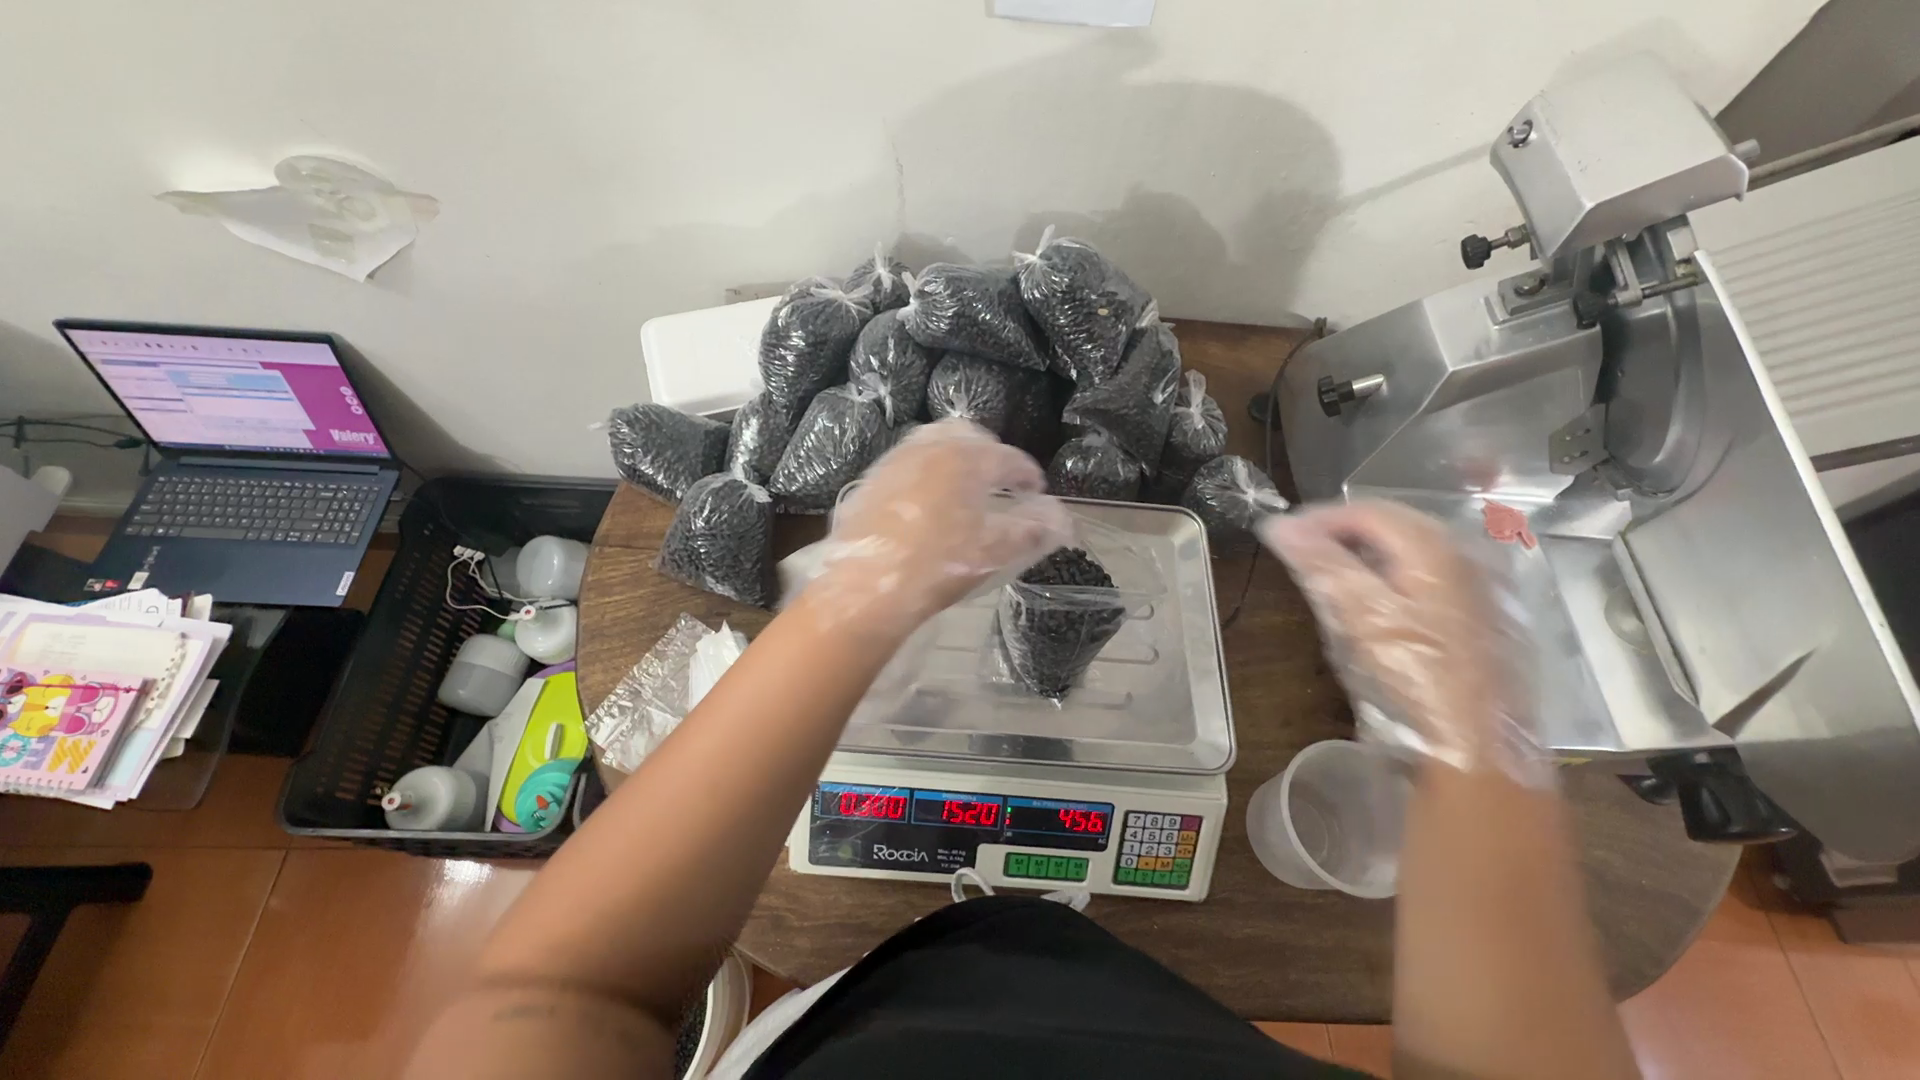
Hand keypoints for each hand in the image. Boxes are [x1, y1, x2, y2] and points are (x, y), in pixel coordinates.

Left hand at [806, 419, 1071, 638]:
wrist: (866, 588)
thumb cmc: (939, 566)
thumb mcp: (993, 552)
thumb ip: (1031, 531)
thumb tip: (1060, 520)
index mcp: (966, 459)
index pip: (1009, 459)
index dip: (1028, 475)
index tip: (1036, 492)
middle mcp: (929, 449)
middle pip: (967, 436)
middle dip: (989, 454)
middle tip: (1000, 482)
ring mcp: (894, 462)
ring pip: (932, 445)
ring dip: (954, 460)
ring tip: (963, 489)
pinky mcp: (869, 482)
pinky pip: (905, 465)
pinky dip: (924, 474)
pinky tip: (926, 504)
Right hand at [1259, 499, 1540, 778]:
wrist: (1479, 749)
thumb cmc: (1414, 679)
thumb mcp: (1356, 618)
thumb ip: (1319, 564)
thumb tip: (1277, 525)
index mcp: (1434, 547)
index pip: (1367, 511)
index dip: (1319, 519)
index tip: (1282, 538)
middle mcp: (1467, 555)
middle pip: (1396, 525)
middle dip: (1345, 533)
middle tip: (1303, 556)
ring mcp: (1484, 588)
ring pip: (1418, 552)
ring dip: (1372, 555)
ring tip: (1335, 580)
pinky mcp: (1490, 619)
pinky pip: (1436, 578)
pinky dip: (1400, 578)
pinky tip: (1383, 609)